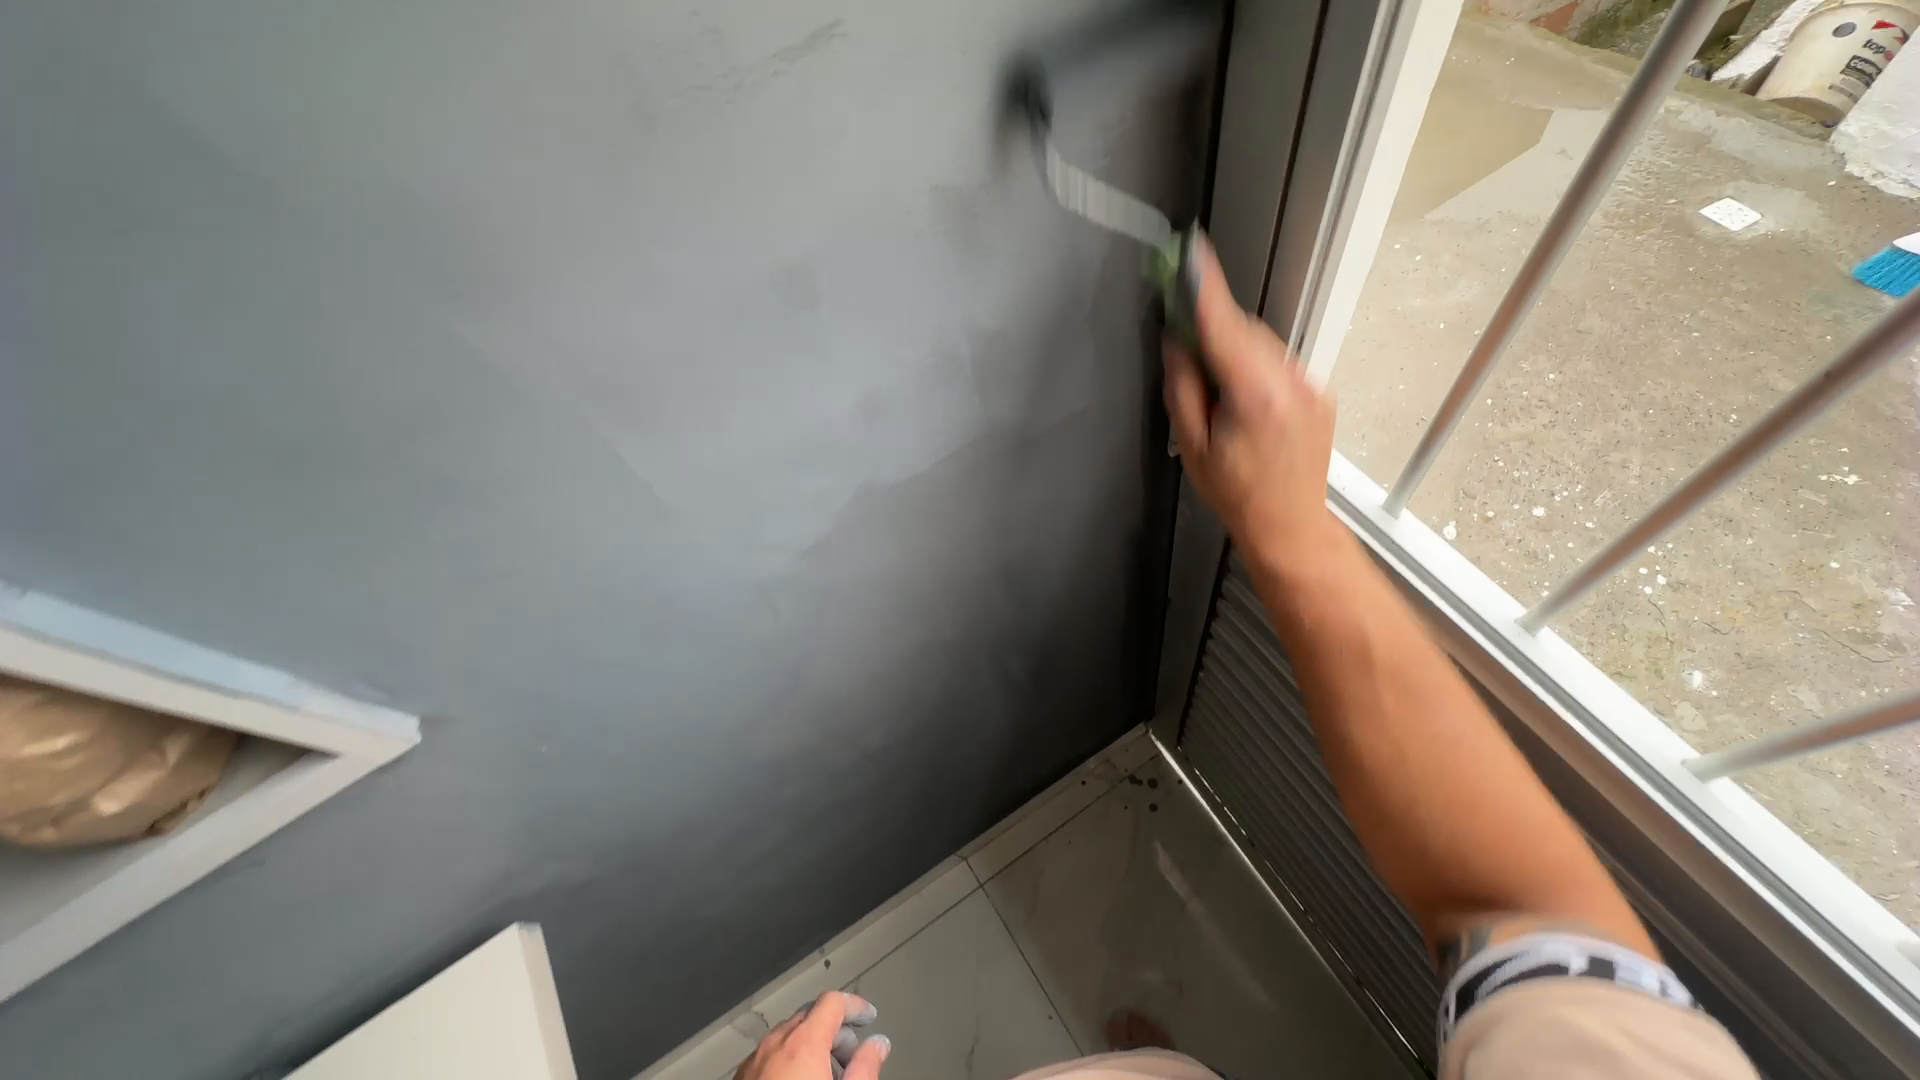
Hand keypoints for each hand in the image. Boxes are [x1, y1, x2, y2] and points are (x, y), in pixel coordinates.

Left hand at [734, 991, 889, 1079]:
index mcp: (803, 1043)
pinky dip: (788, 1059)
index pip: (832, 1002)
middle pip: (809, 1015)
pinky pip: (769, 1055)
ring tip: (826, 1076)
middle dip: (835, 1029)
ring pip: (787, 1034)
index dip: (855, 1006)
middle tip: (852, 1055)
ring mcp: (753, 1062)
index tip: (869, 1018)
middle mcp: (775, 1045)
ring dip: (811, 1043)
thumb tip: (878, 1045)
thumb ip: (866, 1068)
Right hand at [1163, 234, 1338, 565]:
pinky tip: (1247, 408)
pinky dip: (1256, 372)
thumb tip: (1178, 343)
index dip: (1205, 288)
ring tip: (1223, 404)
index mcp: (1256, 395)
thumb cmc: (1236, 493)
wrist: (1289, 524)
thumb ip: (1183, 386)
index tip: (1193, 253)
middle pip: (1242, 332)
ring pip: (1261, 347)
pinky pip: (1278, 364)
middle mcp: (1291, 382)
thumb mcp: (1192, 444)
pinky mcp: (1319, 392)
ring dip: (1235, 357)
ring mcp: (1310, 385)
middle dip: (1213, 337)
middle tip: (1188, 364)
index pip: (1223, 326)